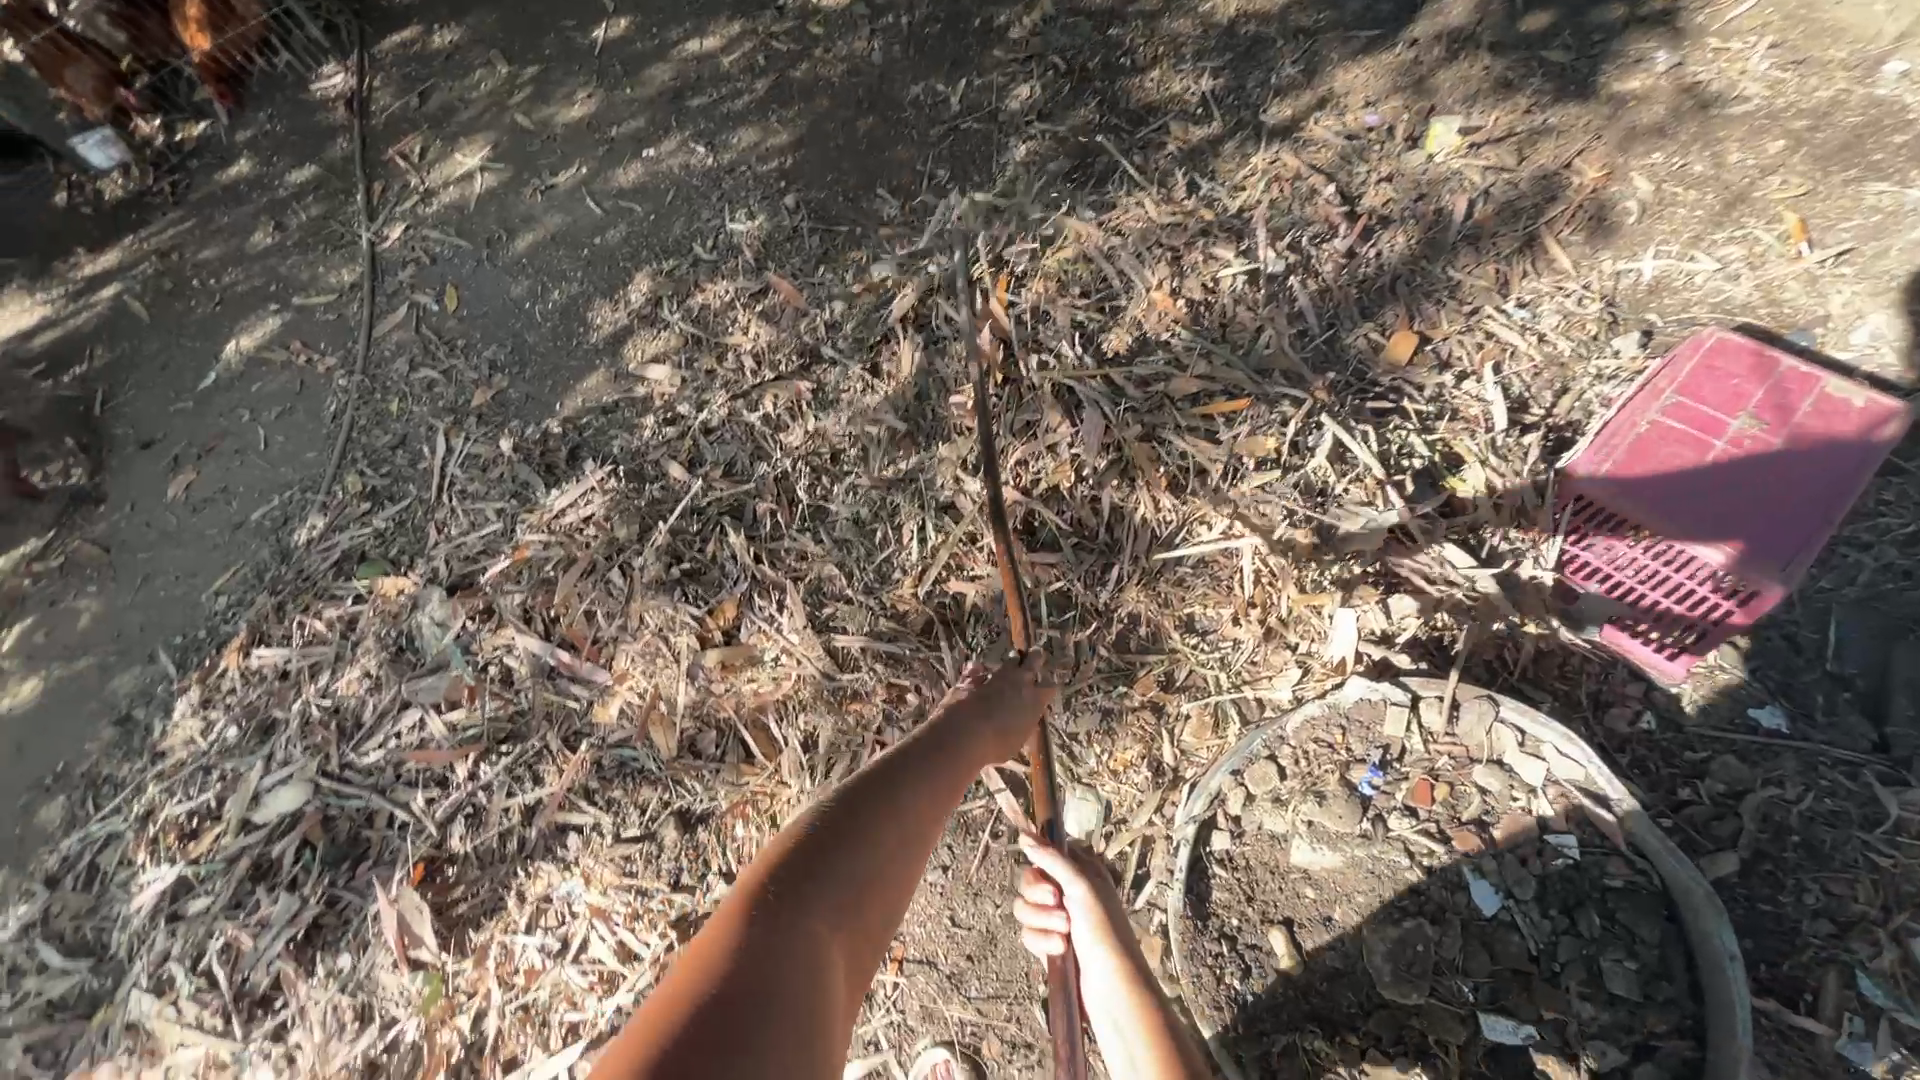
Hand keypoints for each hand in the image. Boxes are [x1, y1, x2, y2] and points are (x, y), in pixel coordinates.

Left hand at [930, 650, 1057, 762]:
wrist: (966, 732)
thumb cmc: (997, 745)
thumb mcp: (1017, 740)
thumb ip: (1022, 726)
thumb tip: (1021, 722)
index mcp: (1035, 700)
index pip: (1050, 688)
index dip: (1048, 687)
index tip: (1046, 688)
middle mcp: (1020, 682)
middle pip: (1034, 660)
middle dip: (1036, 657)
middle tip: (1037, 655)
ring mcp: (997, 676)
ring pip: (1010, 660)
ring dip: (1012, 661)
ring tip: (1013, 659)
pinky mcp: (975, 676)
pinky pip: (980, 668)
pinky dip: (979, 669)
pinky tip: (977, 668)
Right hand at [1016, 836, 1212, 1079]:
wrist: (1110, 987)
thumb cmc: (1103, 930)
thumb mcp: (1082, 885)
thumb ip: (1052, 859)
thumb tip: (1024, 835)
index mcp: (1081, 872)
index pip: (1047, 853)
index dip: (1040, 860)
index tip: (1040, 866)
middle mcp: (1068, 892)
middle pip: (1029, 879)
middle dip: (1038, 893)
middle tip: (1056, 900)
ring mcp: (1056, 919)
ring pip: (1024, 907)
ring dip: (1041, 920)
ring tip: (1064, 933)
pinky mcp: (1047, 944)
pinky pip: (1027, 933)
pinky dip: (1041, 941)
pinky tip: (1060, 950)